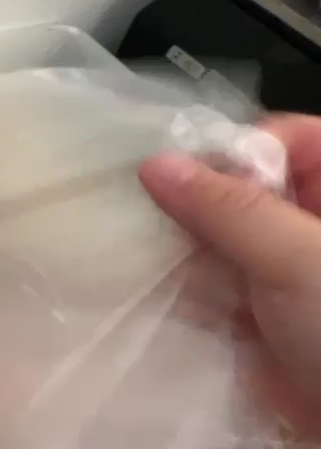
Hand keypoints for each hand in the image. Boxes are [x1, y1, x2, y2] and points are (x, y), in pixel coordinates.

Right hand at [140, 114, 320, 433]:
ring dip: (183, 250)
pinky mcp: (266, 309)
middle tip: (145, 223)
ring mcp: (292, 270)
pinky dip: (185, 286)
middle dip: (190, 204)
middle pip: (243, 188)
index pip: (287, 139)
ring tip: (147, 262)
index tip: (171, 182)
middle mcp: (317, 227)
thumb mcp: (300, 260)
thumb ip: (229, 209)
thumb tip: (154, 163)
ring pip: (218, 236)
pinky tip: (160, 295)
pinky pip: (212, 281)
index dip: (229, 151)